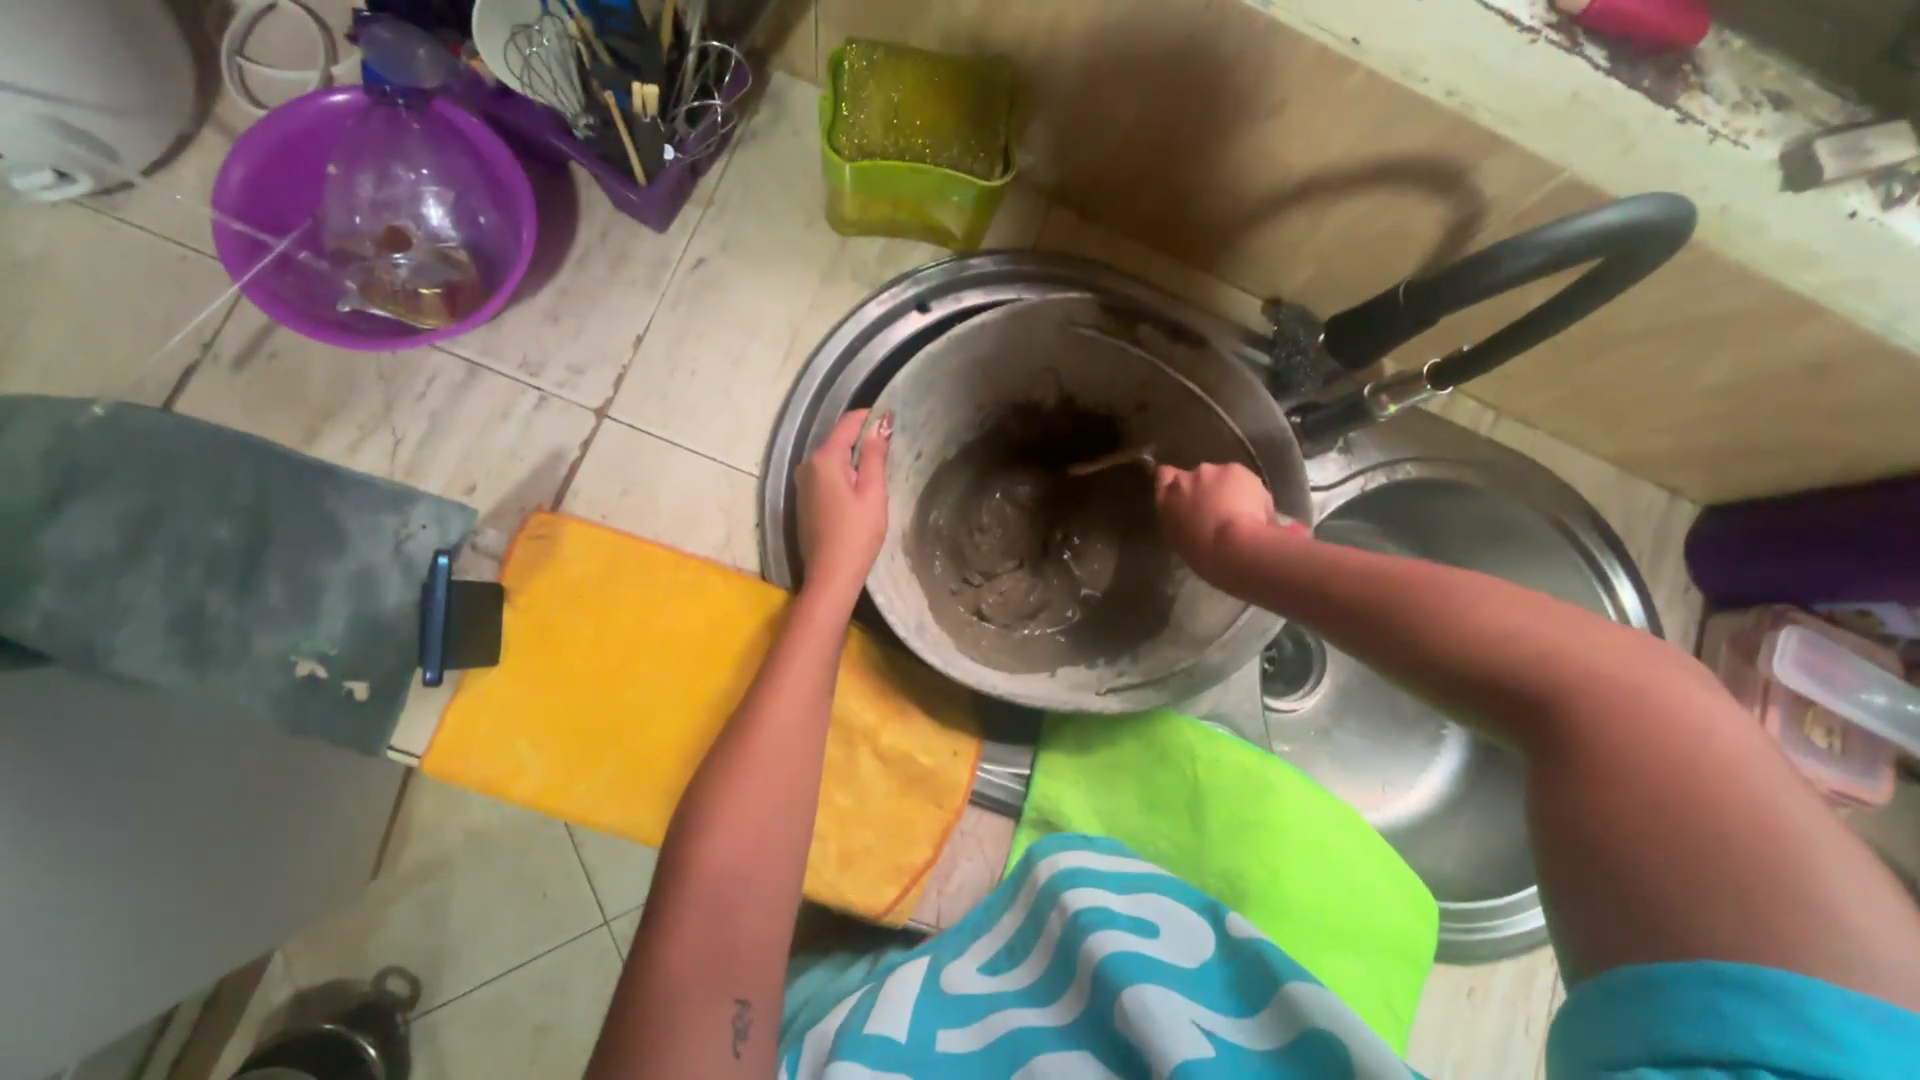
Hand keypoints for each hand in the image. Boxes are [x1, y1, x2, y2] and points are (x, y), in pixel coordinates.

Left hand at [798, 409, 891, 601]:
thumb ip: (875, 455)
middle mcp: (808, 465)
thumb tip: (881, 422)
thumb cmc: (857, 534)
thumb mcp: (873, 492)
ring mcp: (803, 483)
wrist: (831, 575)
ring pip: (833, 458)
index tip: (894, 421)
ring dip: (855, 459)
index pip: (848, 422)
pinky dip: (845, 475)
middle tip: (892, 451)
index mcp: (824, 459)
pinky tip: (861, 491)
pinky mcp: (805, 499)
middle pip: (839, 439)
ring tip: (881, 472)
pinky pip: (827, 475)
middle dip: (864, 440)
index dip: (871, 417)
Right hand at [1154, 463, 1279, 575]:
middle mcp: (1184, 480)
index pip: (1164, 476)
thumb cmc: (1204, 556)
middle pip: (1196, 477)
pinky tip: (1257, 509)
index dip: (1176, 480)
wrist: (1233, 547)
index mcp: (1167, 499)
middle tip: (1220, 510)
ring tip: (1243, 513)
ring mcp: (1209, 471)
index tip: (1187, 492)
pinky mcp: (1235, 470)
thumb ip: (1181, 519)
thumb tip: (1192, 515)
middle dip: (1207, 488)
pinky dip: (1250, 491)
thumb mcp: (1180, 540)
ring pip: (1222, 476)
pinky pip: (1243, 479)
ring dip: (1229, 489)